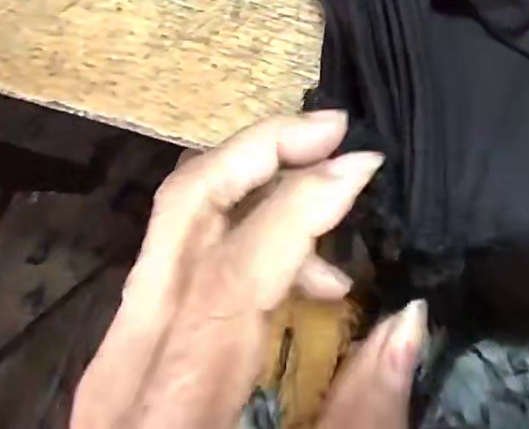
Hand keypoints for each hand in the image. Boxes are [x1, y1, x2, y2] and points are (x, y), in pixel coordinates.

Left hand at [71, 111, 423, 428]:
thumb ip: (361, 417)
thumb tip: (409, 315)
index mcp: (167, 409)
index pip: (236, 265)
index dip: (306, 200)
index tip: (368, 164)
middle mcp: (127, 363)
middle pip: (185, 203)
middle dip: (265, 146)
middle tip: (334, 128)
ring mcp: (118, 356)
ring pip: (183, 218)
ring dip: (261, 179)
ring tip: (338, 200)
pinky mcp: (128, 361)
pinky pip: (188, 258)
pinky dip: (250, 230)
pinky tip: (308, 277)